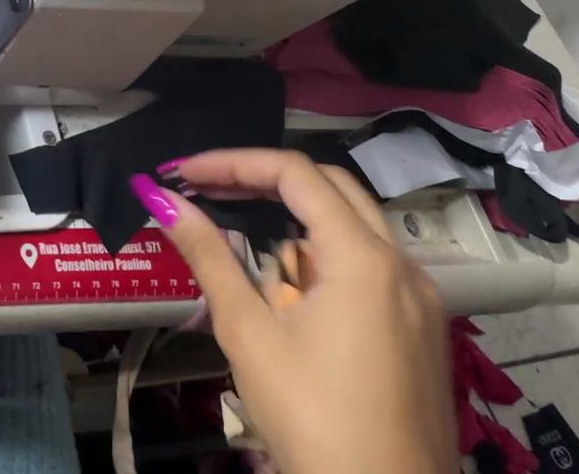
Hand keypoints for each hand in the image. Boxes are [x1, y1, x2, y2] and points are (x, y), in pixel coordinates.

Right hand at [131, 149, 454, 473]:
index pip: (293, 173)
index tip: (182, 174)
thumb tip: (159, 198)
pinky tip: (283, 279)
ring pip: (351, 221)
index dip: (231, 163)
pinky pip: (366, 260)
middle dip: (261, 177)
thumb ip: (207, 254)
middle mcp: (402, 265)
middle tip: (204, 188)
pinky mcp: (420, 327)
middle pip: (328, 185)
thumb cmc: (311, 415)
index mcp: (363, 258)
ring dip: (291, 211)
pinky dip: (319, 248)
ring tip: (235, 225)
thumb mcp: (247, 330)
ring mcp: (419, 298)